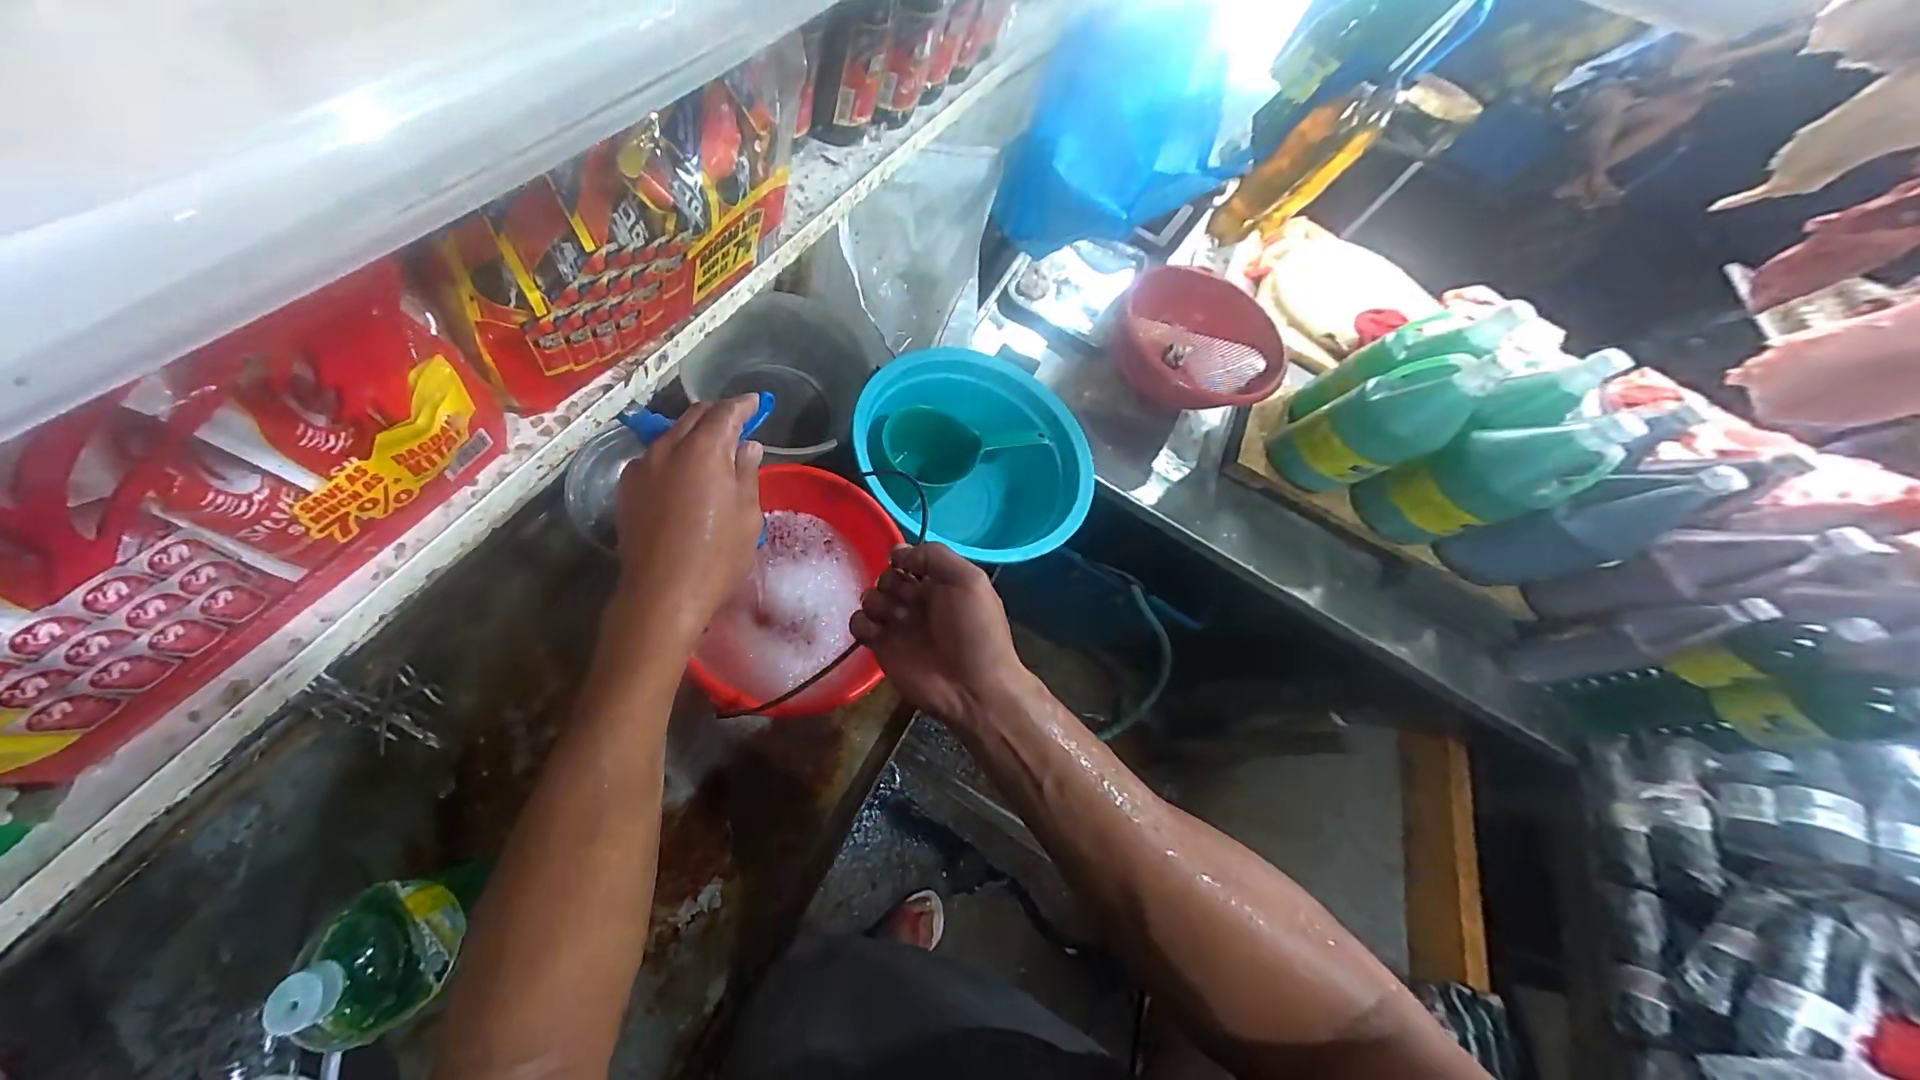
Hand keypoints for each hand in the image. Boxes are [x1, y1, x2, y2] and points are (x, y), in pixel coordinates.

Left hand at [612, 396, 763, 648]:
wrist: (662, 593)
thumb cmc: (717, 556)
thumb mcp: (747, 516)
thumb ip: (746, 474)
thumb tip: (747, 447)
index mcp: (703, 451)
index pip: (724, 413)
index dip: (742, 406)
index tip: (755, 403)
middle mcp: (668, 449)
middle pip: (693, 417)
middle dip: (717, 414)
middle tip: (737, 422)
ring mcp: (642, 467)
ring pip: (671, 436)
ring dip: (693, 435)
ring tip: (713, 449)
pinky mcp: (627, 488)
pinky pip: (655, 458)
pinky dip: (674, 455)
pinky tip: (685, 474)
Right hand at [850, 544, 1034, 727]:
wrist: (972, 687)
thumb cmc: (975, 630)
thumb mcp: (968, 580)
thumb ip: (935, 556)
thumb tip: (900, 553)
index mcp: (942, 584)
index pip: (911, 559)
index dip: (903, 558)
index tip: (902, 564)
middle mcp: (919, 601)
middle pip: (888, 577)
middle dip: (890, 581)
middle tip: (906, 599)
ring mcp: (899, 625)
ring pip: (871, 597)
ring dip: (876, 600)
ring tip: (893, 618)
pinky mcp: (883, 647)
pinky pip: (859, 625)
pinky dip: (862, 623)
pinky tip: (876, 632)